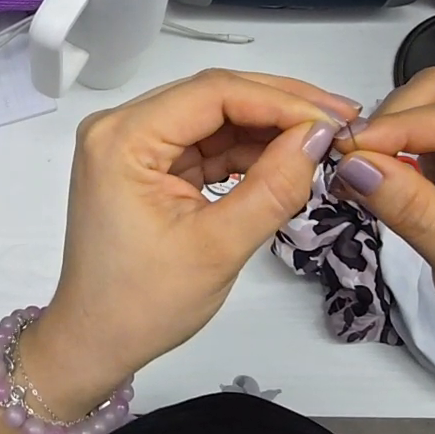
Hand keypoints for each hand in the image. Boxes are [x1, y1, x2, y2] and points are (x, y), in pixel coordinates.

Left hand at [32, 69, 357, 389]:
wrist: (96, 340)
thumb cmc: (139, 305)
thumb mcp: (218, 247)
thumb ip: (273, 187)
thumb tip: (317, 138)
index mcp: (121, 139)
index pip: (212, 93)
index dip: (279, 100)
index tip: (330, 119)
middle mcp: (119, 129)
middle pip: (212, 96)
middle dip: (278, 108)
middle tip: (338, 121)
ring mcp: (131, 145)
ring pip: (212, 118)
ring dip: (265, 129)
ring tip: (319, 144)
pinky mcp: (145, 165)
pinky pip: (203, 144)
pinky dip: (244, 152)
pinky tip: (284, 160)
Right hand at [332, 68, 434, 379]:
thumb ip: (414, 211)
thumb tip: (352, 163)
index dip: (403, 125)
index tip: (345, 148)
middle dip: (395, 119)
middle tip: (348, 157)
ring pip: (433, 106)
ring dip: (390, 131)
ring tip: (355, 168)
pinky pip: (427, 134)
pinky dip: (394, 148)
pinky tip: (372, 175)